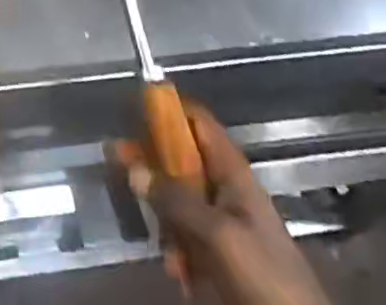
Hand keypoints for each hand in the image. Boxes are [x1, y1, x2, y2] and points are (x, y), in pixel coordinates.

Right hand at [113, 106, 331, 304]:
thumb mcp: (218, 235)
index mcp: (233, 173)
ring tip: (169, 254)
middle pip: (182, 161)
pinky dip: (179, 253)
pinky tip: (181, 277)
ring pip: (179, 203)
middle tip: (119, 164)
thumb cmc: (265, 277)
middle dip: (153, 167)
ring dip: (166, 222)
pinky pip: (187, 240)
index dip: (169, 110)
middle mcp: (227, 191)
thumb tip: (133, 166)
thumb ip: (176, 201)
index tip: (134, 107)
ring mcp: (225, 226)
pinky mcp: (222, 258)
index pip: (198, 123)